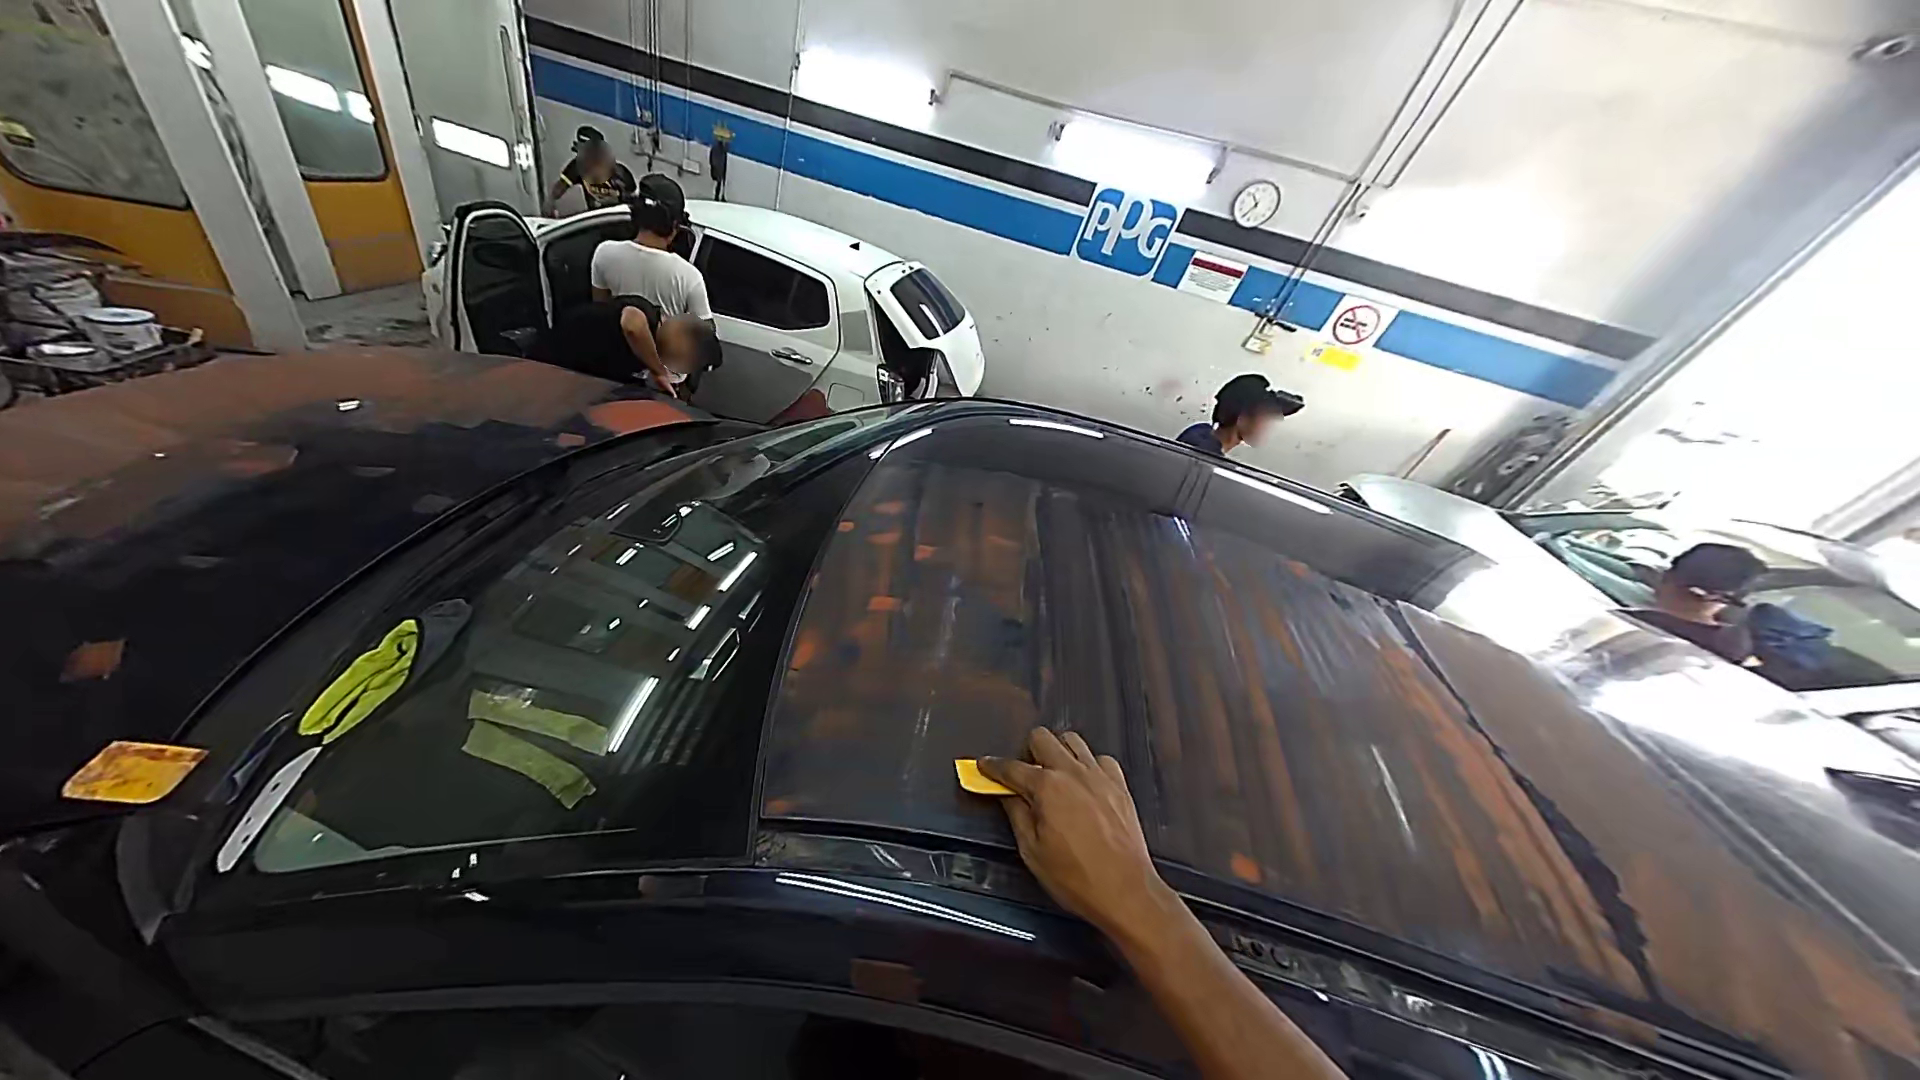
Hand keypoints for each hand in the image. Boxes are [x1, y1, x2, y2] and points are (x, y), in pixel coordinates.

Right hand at [978, 729, 1174, 941]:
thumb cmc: (1077, 878)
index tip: (985, 765)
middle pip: (1041, 737)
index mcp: (1046, 787)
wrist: (1126, 892)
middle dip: (1027, 751)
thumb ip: (1016, 815)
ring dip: (1059, 752)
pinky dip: (1090, 766)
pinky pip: (1101, 759)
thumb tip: (1007, 795)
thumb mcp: (1032, 851)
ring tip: (1055, 774)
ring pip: (1072, 740)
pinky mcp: (1119, 785)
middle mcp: (1072, 772)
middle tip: (1025, 774)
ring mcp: (1098, 775)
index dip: (993, 766)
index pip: (1011, 767)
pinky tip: (1086, 784)